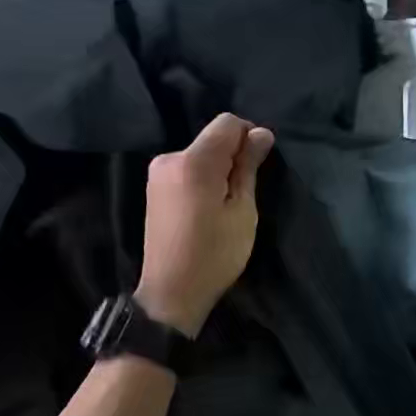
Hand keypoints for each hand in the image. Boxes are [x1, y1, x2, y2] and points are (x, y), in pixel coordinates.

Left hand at [135, 114, 273, 335]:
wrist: (172, 291)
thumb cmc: (215, 254)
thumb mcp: (242, 211)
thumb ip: (248, 168)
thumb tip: (261, 133)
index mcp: (193, 162)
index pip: (227, 124)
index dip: (249, 138)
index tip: (258, 168)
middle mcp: (170, 158)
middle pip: (212, 139)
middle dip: (233, 157)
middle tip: (244, 196)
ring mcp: (158, 173)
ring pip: (200, 156)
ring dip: (219, 171)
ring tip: (226, 207)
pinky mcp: (154, 188)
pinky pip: (187, 171)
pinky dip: (203, 181)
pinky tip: (207, 211)